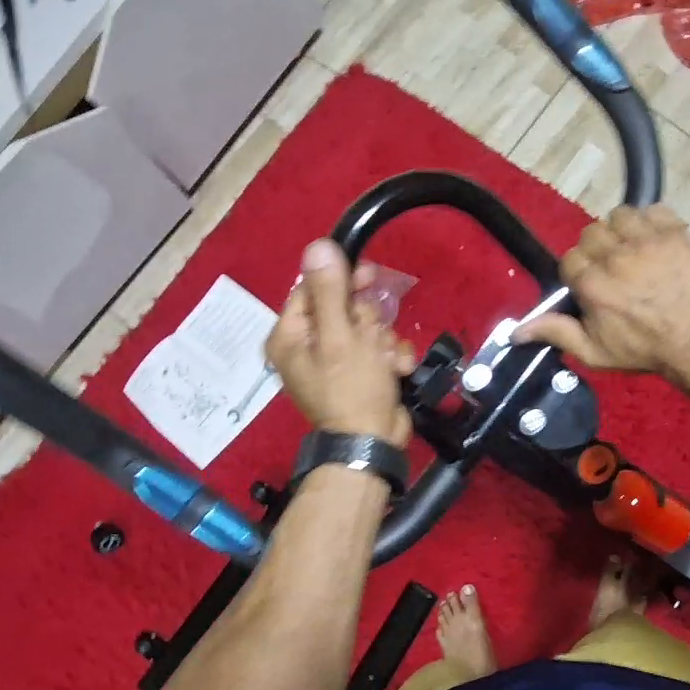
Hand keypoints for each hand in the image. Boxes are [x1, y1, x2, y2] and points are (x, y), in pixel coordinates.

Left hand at [267, 239, 416, 445]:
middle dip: (368, 321)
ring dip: (385, 341)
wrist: (372, 443)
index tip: (370, 275)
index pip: (313, 289)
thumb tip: (318, 245)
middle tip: (377, 337)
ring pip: (367, 327)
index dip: (343, 280)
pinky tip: (398, 370)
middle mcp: (308, 346)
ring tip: (388, 362)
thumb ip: (331, 291)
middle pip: (344, 307)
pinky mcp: (360, 373)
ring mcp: (335, 361)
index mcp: (291, 336)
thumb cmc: (351, 389)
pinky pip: (378, 349)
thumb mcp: (341, 336)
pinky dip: (392, 358)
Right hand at [513, 205, 689, 380]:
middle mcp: (614, 256)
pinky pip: (653, 209)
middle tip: (614, 268)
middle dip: (598, 250)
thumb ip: (556, 333)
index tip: (592, 284)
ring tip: (633, 249)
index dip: (579, 270)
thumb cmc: (642, 350)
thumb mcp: (594, 352)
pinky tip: (655, 239)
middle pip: (591, 234)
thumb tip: (516, 331)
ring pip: (619, 216)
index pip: (570, 258)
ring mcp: (645, 241)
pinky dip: (652, 220)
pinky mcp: (673, 233)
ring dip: (623, 230)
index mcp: (591, 283)